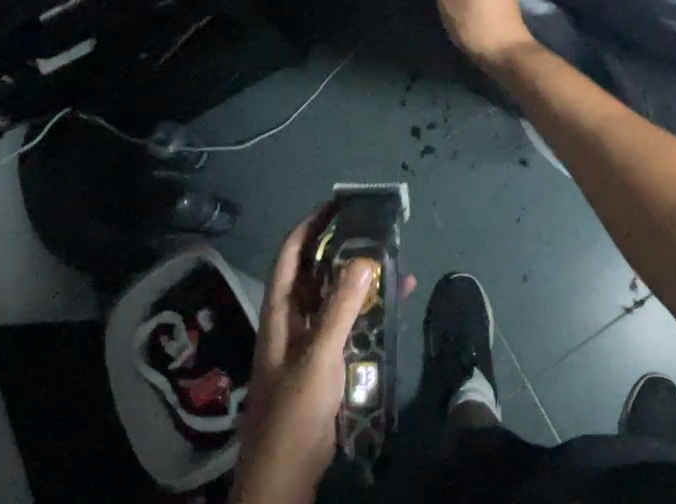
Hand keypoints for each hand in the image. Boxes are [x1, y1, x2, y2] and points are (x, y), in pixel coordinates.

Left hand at [232, 208, 380, 503]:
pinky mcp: (327, 365)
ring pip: (336, 300)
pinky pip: (349, 327)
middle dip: (341, 249)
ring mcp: (310, 344)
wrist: (286, 472)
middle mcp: (293, 322)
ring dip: (360, 281)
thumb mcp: (319, 355)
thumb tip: (363, 258)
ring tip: (392, 260)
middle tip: (374, 228)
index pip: (290, 256)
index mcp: (280, 314)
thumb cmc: (294, 409)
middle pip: (315, 274)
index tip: (336, 204)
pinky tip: (395, 304)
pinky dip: (369, 313)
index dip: (309, 226)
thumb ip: (340, 307)